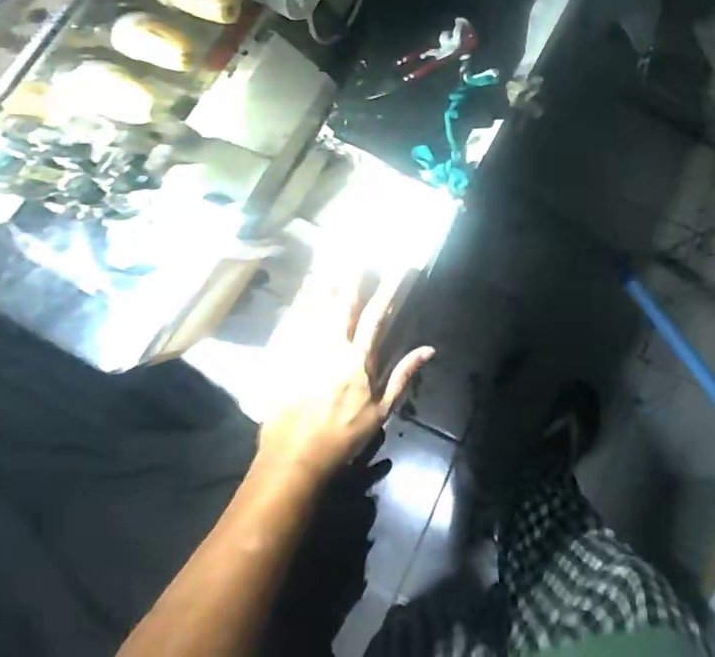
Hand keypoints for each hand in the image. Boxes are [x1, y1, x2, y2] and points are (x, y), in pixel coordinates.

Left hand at [256, 268, 434, 484]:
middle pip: (344, 302)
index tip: (402, 268)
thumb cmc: (342, 438)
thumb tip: (428, 349)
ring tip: (336, 263)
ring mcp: (305, 349)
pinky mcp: (286, 357)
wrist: (292, 459)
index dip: (390, 288)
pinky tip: (306, 289)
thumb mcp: (380, 412)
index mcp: (358, 360)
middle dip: (355, 276)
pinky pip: (295, 321)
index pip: (377, 314)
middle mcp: (332, 346)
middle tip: (362, 255)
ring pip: (318, 306)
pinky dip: (303, 303)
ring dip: (329, 283)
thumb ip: (403, 376)